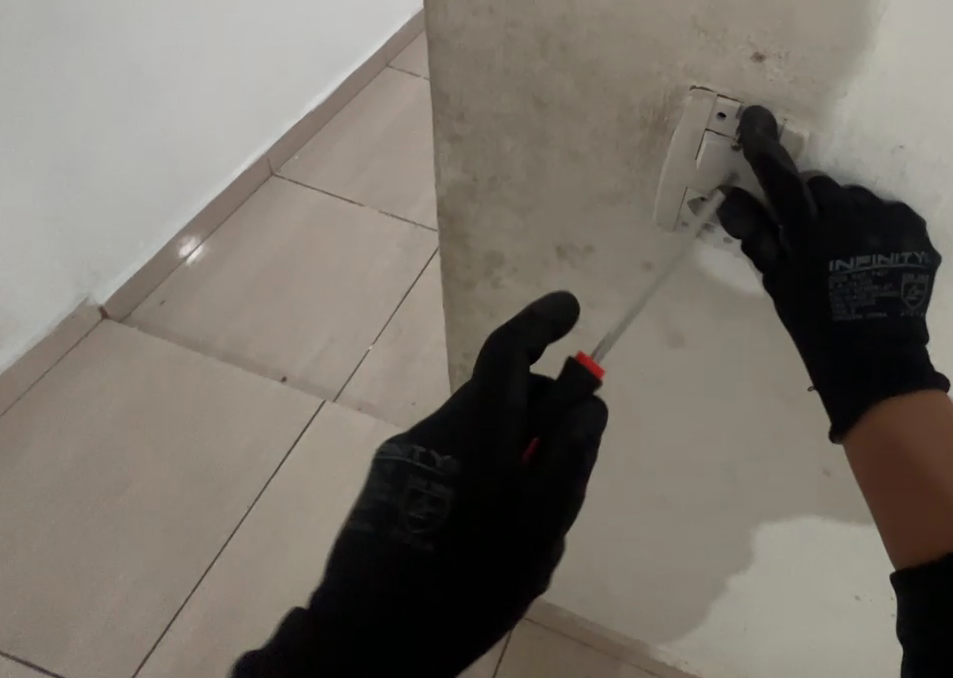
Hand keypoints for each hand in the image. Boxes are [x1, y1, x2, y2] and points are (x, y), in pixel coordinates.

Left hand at [245, 293, 606, 677]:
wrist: (363, 647)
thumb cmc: (465, 588)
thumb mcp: (539, 532)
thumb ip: (569, 459)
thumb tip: (589, 404)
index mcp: (479, 432)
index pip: (507, 350)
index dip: (541, 320)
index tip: (571, 308)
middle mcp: (442, 428)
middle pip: (503, 391)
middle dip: (542, 407)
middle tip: (567, 454)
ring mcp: (412, 453)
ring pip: (482, 426)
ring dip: (514, 446)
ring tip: (528, 511)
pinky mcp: (393, 478)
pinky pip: (457, 453)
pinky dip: (485, 468)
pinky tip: (488, 523)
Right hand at [719, 106, 948, 440]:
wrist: (878, 363)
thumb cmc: (817, 326)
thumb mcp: (778, 284)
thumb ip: (756, 236)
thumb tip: (731, 196)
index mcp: (810, 234)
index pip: (781, 178)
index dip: (764, 146)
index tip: (756, 117)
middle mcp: (850, 218)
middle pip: (820, 184)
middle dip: (810, 202)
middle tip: (810, 236)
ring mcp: (887, 223)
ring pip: (854, 195)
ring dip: (844, 212)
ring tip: (846, 249)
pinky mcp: (916, 231)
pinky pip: (887, 209)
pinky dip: (876, 223)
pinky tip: (873, 253)